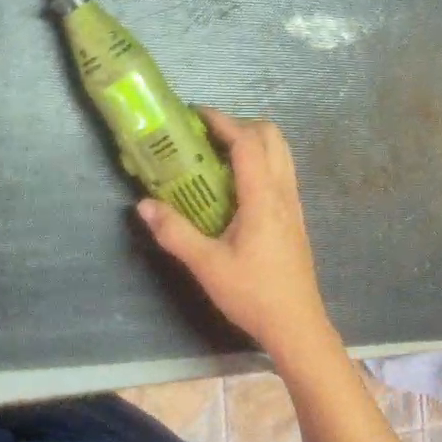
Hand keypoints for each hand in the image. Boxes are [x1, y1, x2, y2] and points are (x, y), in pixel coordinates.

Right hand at [137, 108, 338, 362]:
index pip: (247, 142)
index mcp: (262, 198)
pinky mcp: (295, 218)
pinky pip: (281, 171)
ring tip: (218, 155)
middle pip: (271, 137)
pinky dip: (260, 161)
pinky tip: (235, 186)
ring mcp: (293, 205)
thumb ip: (174, 233)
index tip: (195, 114)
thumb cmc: (253, 294)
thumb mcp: (207, 265)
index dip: (222, 121)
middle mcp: (283, 192)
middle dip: (239, 125)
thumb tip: (144, 205)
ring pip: (281, 153)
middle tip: (206, 135)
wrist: (297, 326)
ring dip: (253, 141)